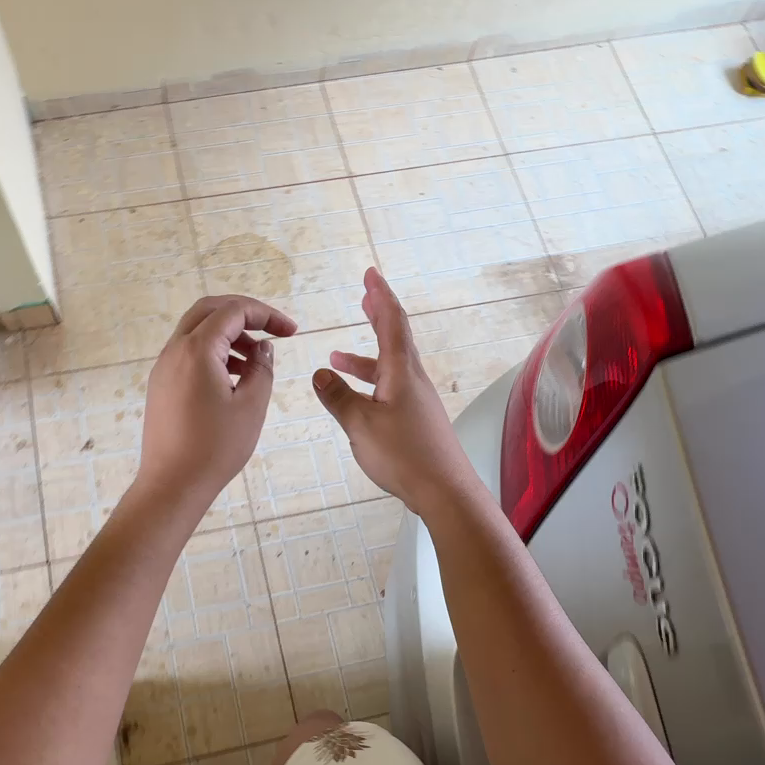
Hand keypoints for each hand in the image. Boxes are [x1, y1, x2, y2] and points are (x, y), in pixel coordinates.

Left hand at [136, 295, 297, 510]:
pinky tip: (233, 378)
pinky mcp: (161, 385)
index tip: (291, 332)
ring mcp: (163, 368)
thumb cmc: (215, 448)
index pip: (233, 311)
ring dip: (228, 335)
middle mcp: (174, 351)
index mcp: (197, 350)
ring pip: (197, 332)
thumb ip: (261, 368)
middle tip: (272, 331)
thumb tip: (262, 348)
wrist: (172, 484)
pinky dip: (213, 353)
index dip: (266, 314)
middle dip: (244, 314)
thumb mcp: (251, 406)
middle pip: (209, 310)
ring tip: (255, 361)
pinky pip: (188, 354)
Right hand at [313, 269, 479, 514]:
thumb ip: (338, 397)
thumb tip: (319, 373)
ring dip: (366, 357)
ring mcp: (418, 400)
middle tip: (365, 296)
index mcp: (401, 372)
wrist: (444, 490)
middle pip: (396, 338)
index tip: (370, 275)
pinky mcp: (418, 420)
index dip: (380, 296)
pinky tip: (359, 398)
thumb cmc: (403, 454)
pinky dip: (373, 382)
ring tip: (339, 357)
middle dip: (379, 315)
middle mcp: (413, 380)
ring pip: (392, 367)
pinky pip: (392, 388)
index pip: (392, 323)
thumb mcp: (360, 424)